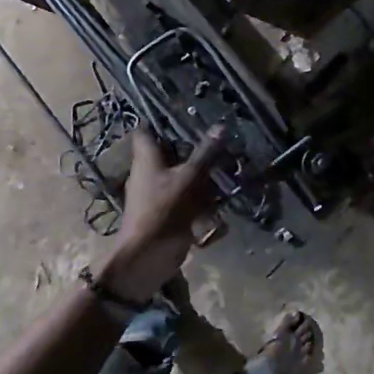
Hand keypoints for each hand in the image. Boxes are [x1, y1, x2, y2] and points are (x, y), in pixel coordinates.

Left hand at [94, 127, 226, 302]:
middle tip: (221, 148)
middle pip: (171, 155)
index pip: (146, 131)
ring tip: (228, 176)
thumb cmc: (164, 209)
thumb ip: (206, 154)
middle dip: (196, 153)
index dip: (161, 121)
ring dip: (204, 179)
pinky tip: (219, 208)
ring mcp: (157, 195)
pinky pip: (186, 201)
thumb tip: (221, 126)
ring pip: (182, 178)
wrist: (147, 257)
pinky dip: (202, 203)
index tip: (186, 116)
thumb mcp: (189, 178)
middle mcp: (149, 174)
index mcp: (146, 159)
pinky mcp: (167, 214)